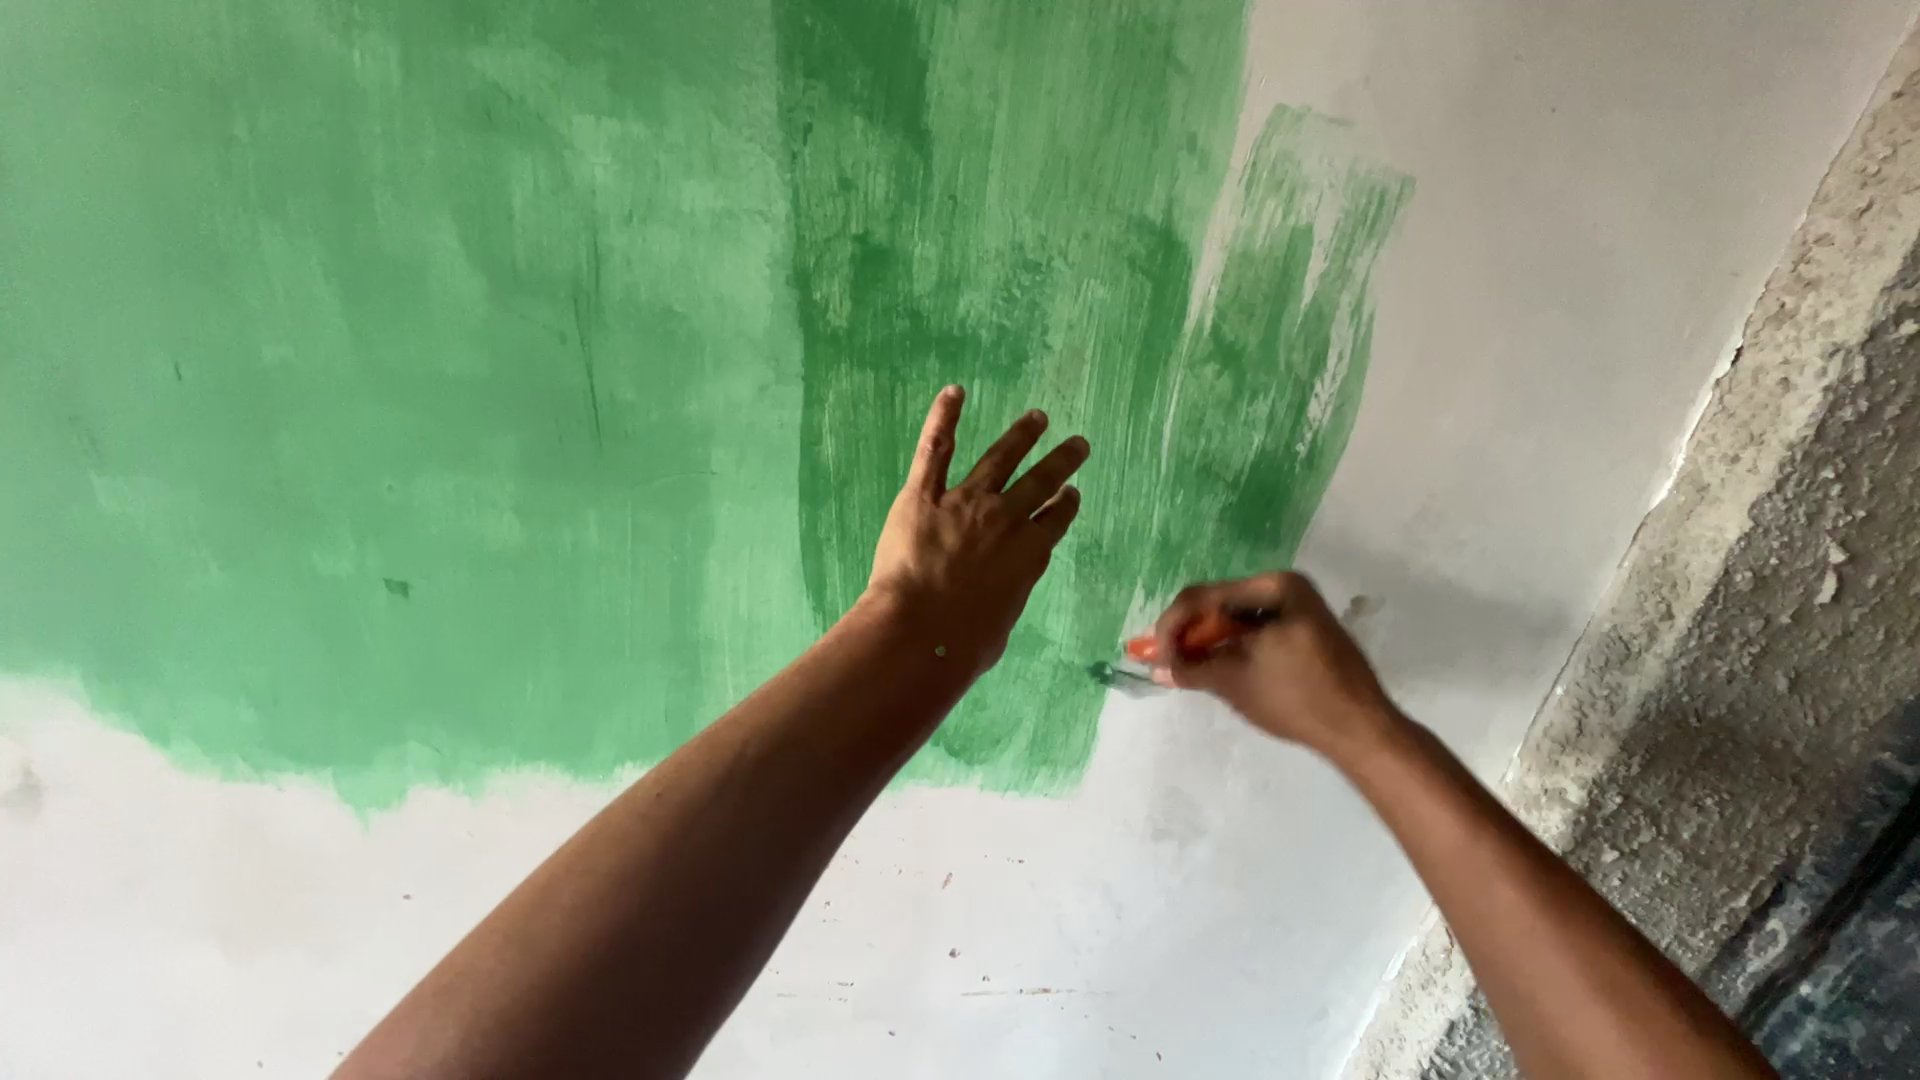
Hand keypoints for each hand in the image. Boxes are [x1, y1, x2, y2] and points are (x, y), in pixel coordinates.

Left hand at [865, 386, 1088, 673]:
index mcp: (1029, 554)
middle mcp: (1005, 519)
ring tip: (1036, 418)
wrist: (920, 631)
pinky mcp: (924, 494)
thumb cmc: (962, 645)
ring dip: (1020, 436)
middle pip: (1040, 483)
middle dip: (1060, 461)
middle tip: (1076, 443)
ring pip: (999, 459)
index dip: (1065, 504)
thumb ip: (1002, 601)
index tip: (1073, 491)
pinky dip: (945, 418)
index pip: (1054, 520)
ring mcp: (966, 501)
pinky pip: (936, 448)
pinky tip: (955, 392)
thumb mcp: (999, 626)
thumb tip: (992, 599)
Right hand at [1151, 572, 1405, 759]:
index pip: (1202, 597)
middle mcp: (1284, 586)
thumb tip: (1156, 667)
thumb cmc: (1298, 699)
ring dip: (1205, 642)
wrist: (1362, 730)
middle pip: (1216, 604)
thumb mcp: (1234, 681)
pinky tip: (1213, 666)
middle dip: (1187, 634)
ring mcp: (1296, 607)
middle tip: (1163, 661)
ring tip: (1183, 667)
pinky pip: (1252, 630)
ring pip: (1232, 618)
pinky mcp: (1301, 628)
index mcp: (1273, 586)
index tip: (1154, 658)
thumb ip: (1191, 668)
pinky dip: (1229, 646)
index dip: (1172, 627)